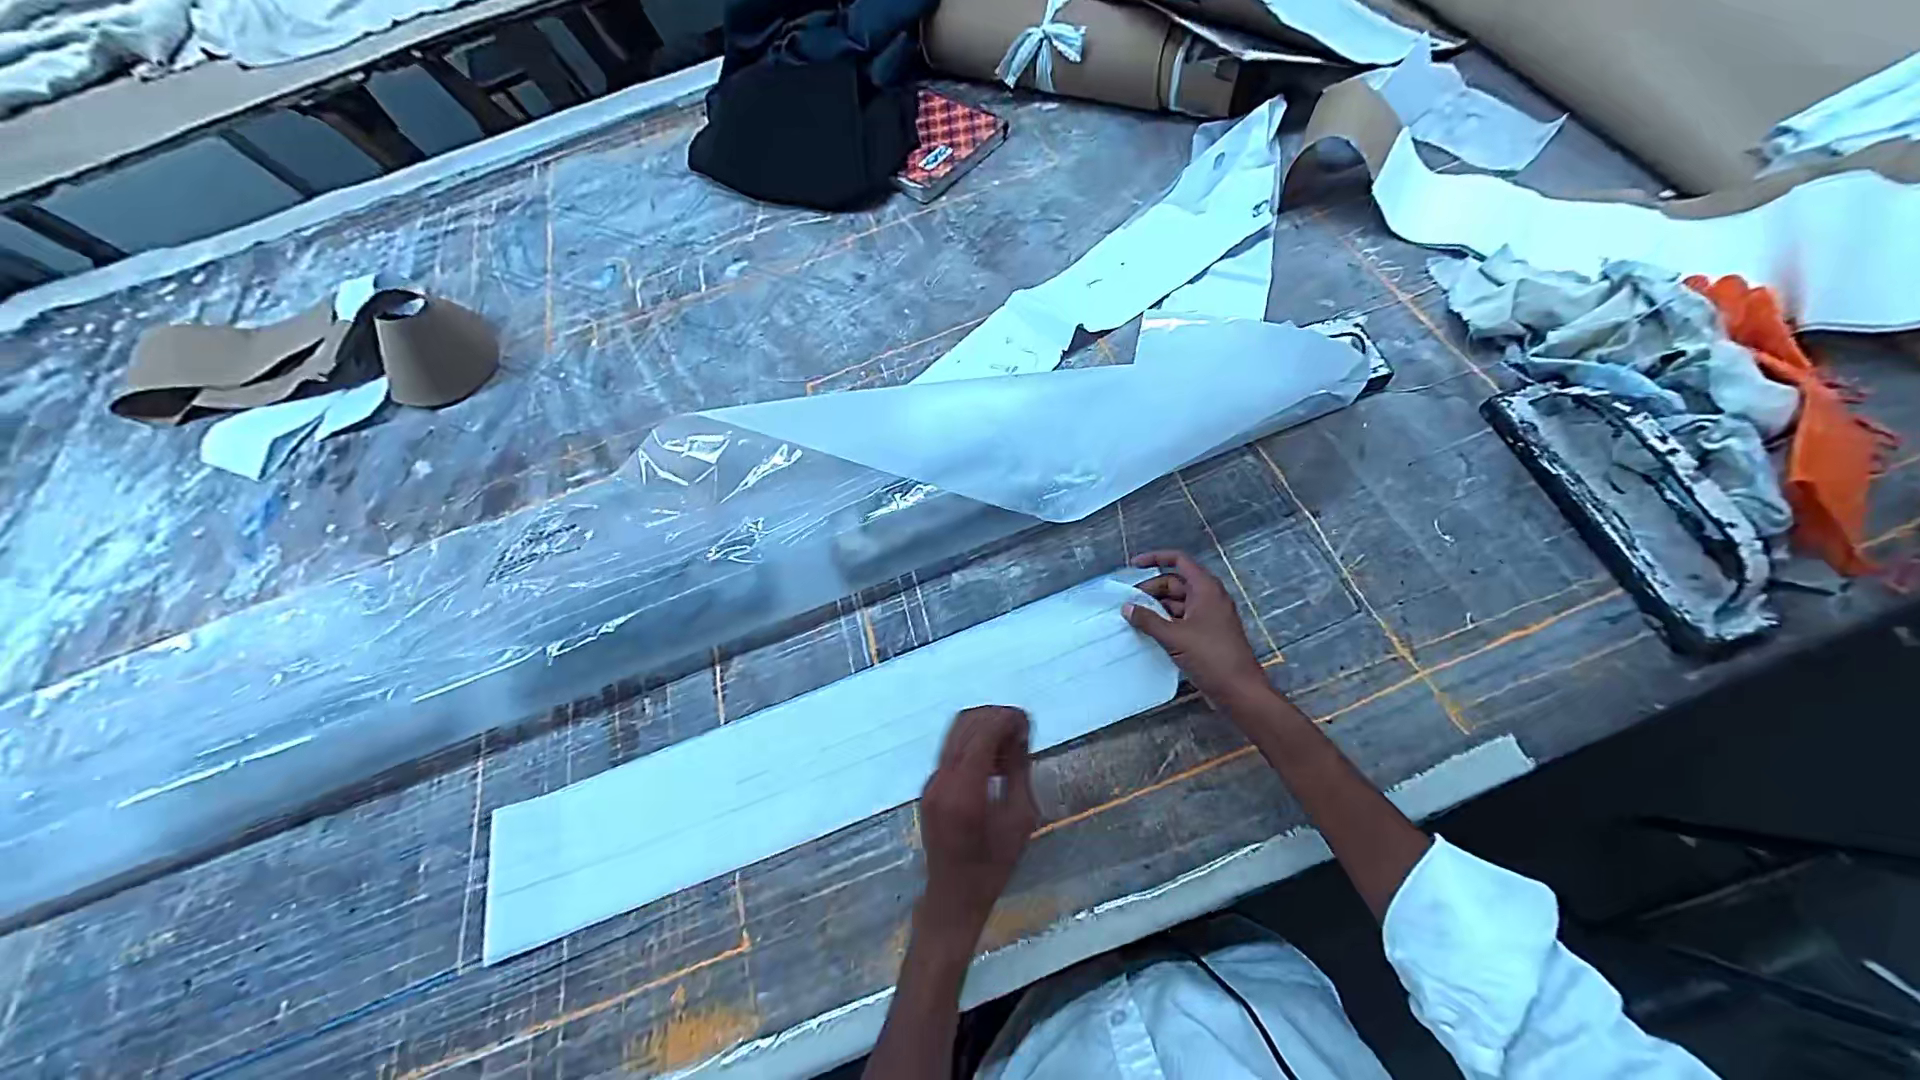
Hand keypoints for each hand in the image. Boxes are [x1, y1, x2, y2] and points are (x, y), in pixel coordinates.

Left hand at [917, 705, 1038, 940]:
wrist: (954, 895)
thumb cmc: (994, 866)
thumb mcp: (1019, 819)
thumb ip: (1019, 771)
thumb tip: (1021, 734)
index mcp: (964, 792)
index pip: (982, 734)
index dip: (1005, 719)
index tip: (1026, 720)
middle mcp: (941, 781)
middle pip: (965, 724)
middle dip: (995, 716)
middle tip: (1021, 727)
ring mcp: (931, 782)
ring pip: (955, 733)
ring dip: (983, 727)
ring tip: (1009, 743)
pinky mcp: (929, 786)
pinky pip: (950, 750)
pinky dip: (972, 743)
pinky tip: (993, 761)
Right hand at [1124, 551, 1271, 708]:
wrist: (1239, 690)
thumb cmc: (1211, 657)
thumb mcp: (1174, 637)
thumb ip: (1148, 620)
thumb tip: (1127, 608)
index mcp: (1206, 589)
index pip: (1179, 560)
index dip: (1155, 558)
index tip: (1134, 565)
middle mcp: (1208, 597)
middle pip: (1175, 583)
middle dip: (1151, 589)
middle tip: (1128, 603)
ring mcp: (1208, 616)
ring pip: (1177, 603)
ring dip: (1156, 607)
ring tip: (1133, 618)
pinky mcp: (1206, 634)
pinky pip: (1181, 619)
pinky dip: (1164, 621)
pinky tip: (1148, 632)